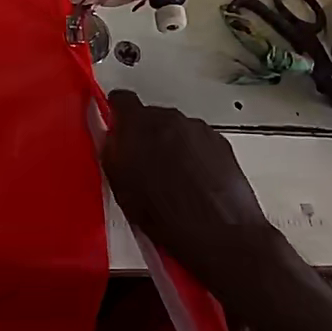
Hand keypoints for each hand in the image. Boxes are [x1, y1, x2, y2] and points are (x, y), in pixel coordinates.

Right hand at [101, 90, 275, 285]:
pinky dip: (193, 156)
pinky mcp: (220, 142)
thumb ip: (111, 152)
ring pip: (175, 129)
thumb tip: (111, 139)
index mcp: (138, 124)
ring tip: (169, 180)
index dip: (115, 112)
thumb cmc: (165, 214)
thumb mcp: (119, 186)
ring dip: (170, 146)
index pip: (120, 99)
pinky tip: (191, 183)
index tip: (115, 125)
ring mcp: (198, 128)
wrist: (216, 231)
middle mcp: (170, 118)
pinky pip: (198, 142)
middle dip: (144, 135)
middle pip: (150, 116)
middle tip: (141, 164)